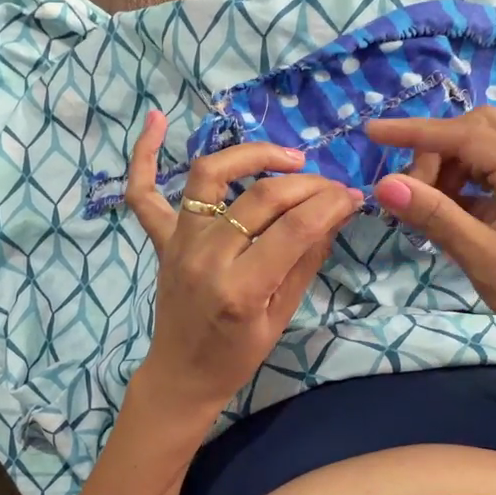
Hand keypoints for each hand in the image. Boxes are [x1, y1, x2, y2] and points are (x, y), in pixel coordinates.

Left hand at [125, 110, 361, 415]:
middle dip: (307, 184)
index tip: (353, 197)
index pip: (295, 228)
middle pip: (260, 197)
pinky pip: (142, 192)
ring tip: (287, 159)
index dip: (331, 205)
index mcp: (241, 289)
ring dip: (250, 155)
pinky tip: (159, 120)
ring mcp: (178, 243)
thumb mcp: (280, 318)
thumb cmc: (235, 356)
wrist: (181, 374)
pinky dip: (144, 155)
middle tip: (331, 187)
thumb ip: (304, 262)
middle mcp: (205, 257)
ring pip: (210, 176)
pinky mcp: (161, 239)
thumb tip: (333, 214)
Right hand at [366, 107, 495, 353]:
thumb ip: (435, 216)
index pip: (466, 135)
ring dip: (449, 166)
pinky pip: (492, 175)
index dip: (416, 131)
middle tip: (414, 189)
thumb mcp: (482, 258)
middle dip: (437, 148)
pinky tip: (447, 215)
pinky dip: (463, 185)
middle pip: (479, 128)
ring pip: (485, 149)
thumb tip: (384, 185)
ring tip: (429, 207)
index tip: (373, 133)